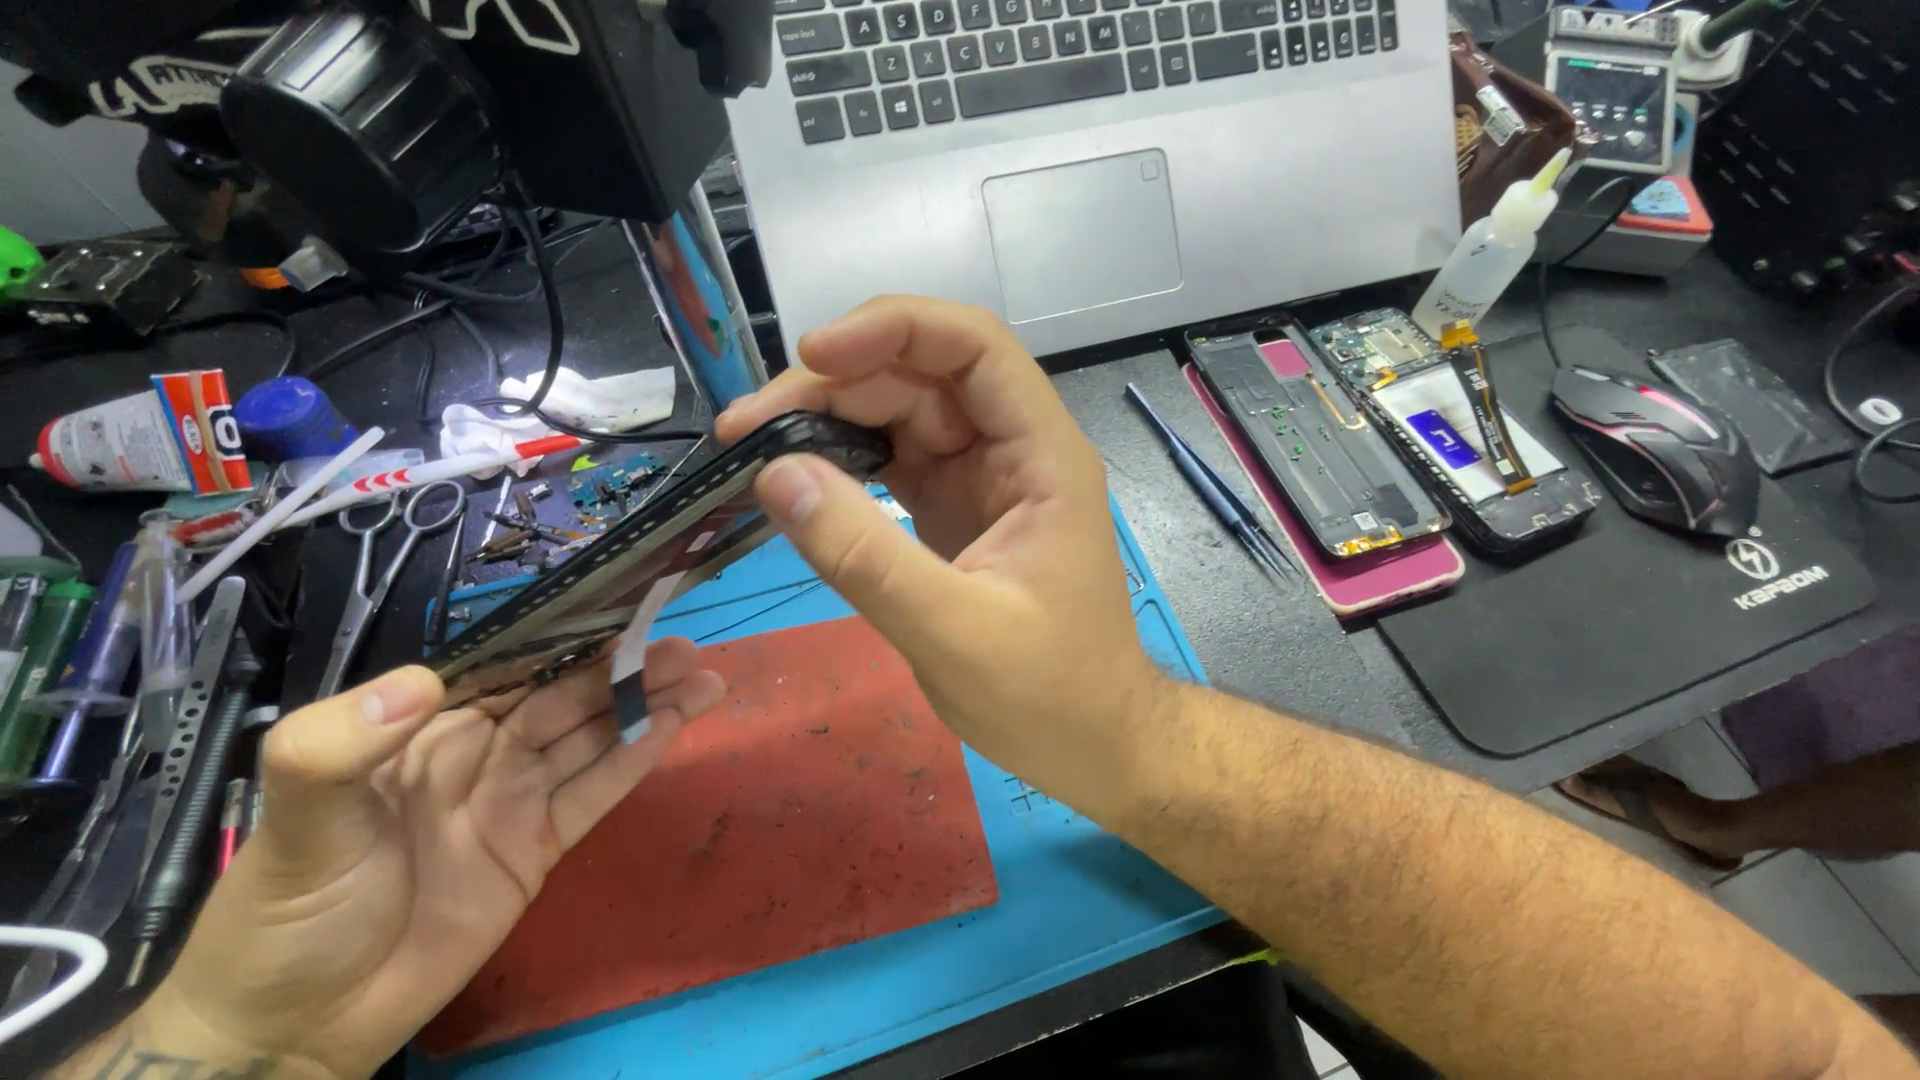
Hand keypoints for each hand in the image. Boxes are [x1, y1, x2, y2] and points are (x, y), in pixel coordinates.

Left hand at [153, 643, 724, 1079]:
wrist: (301, 1027)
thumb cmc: (287, 914)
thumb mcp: (298, 825)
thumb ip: (337, 747)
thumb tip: (425, 681)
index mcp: (425, 729)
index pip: (506, 669)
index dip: (562, 639)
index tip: (617, 609)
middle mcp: (480, 752)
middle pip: (565, 699)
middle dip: (623, 670)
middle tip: (683, 648)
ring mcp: (514, 800)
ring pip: (592, 739)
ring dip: (645, 706)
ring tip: (702, 679)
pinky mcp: (539, 846)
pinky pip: (594, 793)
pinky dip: (635, 759)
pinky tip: (673, 727)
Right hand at [717, 296, 1165, 800]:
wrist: (1087, 742)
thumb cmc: (1046, 694)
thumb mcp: (953, 633)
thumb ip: (866, 556)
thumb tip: (776, 474)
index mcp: (1042, 456)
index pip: (973, 348)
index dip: (894, 329)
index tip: (812, 355)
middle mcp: (1013, 449)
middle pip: (921, 375)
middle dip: (833, 383)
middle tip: (745, 427)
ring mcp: (981, 477)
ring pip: (899, 413)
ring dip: (826, 418)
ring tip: (751, 448)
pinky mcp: (951, 509)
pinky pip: (891, 460)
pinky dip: (839, 460)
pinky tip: (793, 478)